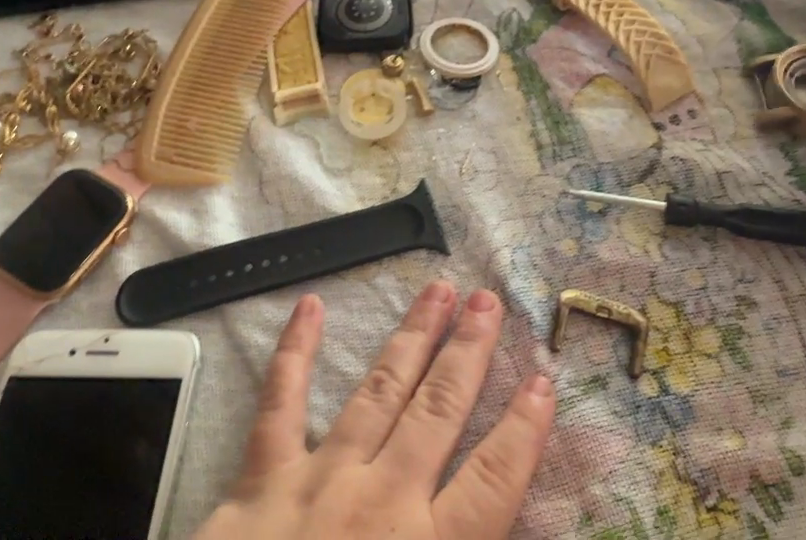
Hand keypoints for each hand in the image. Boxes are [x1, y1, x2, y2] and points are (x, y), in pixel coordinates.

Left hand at [193, 282, 555, 539]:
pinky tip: (309, 306)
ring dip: (412, 337)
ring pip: (378, 391)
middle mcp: (381, 501)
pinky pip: (280, 403)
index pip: (493, 478)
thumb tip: (504, 534)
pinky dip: (295, 351)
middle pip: (438, 412)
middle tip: (487, 301)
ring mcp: (319, 479)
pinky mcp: (262, 477)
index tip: (543, 378)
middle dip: (468, 353)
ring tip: (438, 290)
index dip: (523, 428)